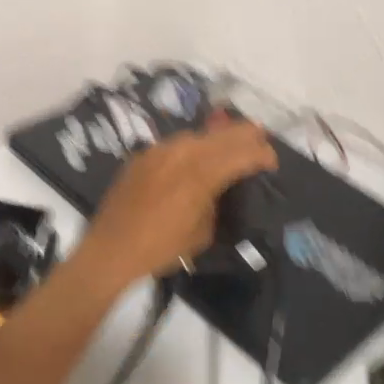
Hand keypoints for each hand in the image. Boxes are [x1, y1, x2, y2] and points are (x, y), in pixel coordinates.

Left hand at [72, 114, 278, 291]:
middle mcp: (181, 154)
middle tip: (260, 137)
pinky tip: (197, 154)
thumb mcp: (202, 232)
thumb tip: (221, 189)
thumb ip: (216, 202)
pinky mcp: (142, 155)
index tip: (272, 161)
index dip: (262, 154)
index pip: (241, 154)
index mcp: (201, 174)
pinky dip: (192, 146)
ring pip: (197, 134)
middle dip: (245, 136)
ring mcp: (159, 151)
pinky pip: (175, 144)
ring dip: (217, 137)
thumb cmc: (160, 248)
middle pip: (222, 135)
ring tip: (231, 141)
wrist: (111, 248)